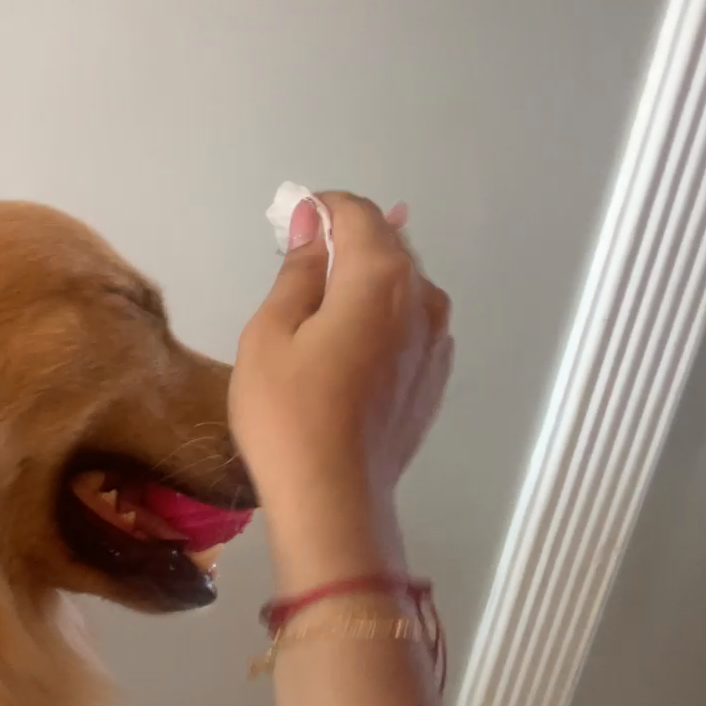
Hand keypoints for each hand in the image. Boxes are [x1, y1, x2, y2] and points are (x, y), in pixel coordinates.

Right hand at [230, 192, 452, 589]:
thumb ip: (296, 273)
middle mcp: (423, 298)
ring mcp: (437, 341)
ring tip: (319, 314)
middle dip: (342, 244)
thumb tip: (311, 223)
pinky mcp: (434, 379)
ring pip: (402, 288)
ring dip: (363, 284)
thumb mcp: (269, 336)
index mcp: (380, 278)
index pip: (356, 216)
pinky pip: (409, 327)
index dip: (321, 209)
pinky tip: (346, 352)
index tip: (289, 219)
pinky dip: (379, 320)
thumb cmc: (286, 413)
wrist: (333, 496)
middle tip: (296, 266)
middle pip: (387, 247)